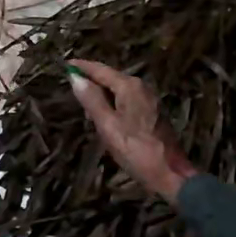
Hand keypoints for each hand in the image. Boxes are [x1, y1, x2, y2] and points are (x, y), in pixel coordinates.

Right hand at [67, 60, 196, 204]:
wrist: (169, 172)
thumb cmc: (135, 150)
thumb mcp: (108, 125)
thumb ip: (92, 100)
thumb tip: (75, 78)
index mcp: (130, 86)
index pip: (101, 69)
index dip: (82, 67)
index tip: (66, 64)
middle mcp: (141, 86)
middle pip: (111, 77)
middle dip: (92, 80)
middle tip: (72, 86)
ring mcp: (149, 99)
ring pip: (119, 89)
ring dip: (102, 93)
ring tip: (84, 102)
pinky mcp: (153, 111)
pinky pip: (127, 99)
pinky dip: (113, 102)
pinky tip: (104, 114)